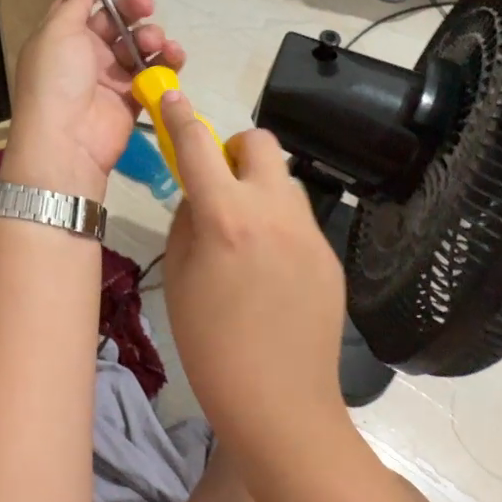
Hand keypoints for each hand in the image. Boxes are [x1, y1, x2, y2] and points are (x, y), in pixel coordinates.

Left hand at [2, 0, 184, 199]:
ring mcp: (109, 76)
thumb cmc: (55, 79)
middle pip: (115, 20)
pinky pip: (153, 73)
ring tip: (156, 40)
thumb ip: (74, 5)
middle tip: (145, 7)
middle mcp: (85, 53)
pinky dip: (166, 62)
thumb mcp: (56, 33)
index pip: (83, 0)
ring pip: (138, 45)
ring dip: (151, 35)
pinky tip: (174, 56)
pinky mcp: (132, 98)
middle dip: (133, 8)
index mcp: (61, 35)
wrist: (66, 141)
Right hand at [159, 93, 347, 440]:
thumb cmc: (209, 340)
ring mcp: (309, 233)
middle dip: (234, 149)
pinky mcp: (330, 256)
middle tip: (219, 183)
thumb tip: (198, 192)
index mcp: (226, 217)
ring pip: (283, 180)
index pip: (199, 144)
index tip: (171, 97)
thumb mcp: (178, 272)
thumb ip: (187, 218)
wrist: (279, 403)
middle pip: (260, 142)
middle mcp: (273, 212)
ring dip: (258, 186)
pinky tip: (269, 269)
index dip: (181, 116)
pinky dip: (277, 224)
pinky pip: (298, 219)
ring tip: (245, 233)